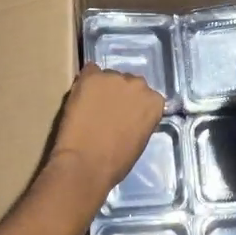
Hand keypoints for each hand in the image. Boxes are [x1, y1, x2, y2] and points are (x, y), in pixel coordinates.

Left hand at [48, 64, 165, 200]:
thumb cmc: (116, 161)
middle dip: (121, 94)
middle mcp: (138, 84)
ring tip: (91, 105)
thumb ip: (140, 119)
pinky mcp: (91, 76)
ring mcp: (114, 77)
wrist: (86, 163)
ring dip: (103, 88)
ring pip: (109, 77)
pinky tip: (82, 96)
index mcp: (154, 101)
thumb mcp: (140, 139)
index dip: (134, 105)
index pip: (147, 96)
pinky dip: (87, 81)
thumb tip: (130, 114)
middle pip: (129, 82)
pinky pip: (90, 71)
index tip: (126, 115)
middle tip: (108, 110)